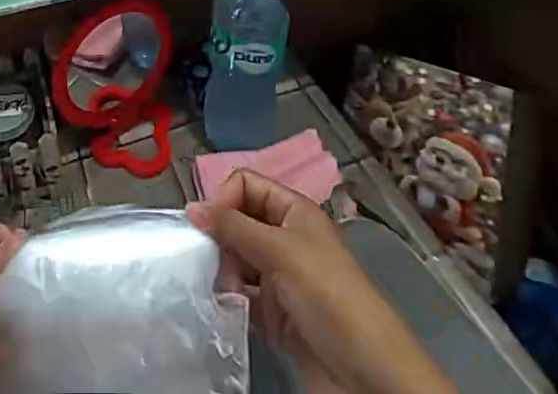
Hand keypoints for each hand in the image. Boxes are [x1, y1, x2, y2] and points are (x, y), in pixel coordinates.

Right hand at [187, 170, 455, 393]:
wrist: (366, 372)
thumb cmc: (328, 294)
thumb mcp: (280, 250)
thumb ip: (234, 227)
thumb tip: (191, 207)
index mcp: (293, 211)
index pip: (247, 184)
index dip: (225, 197)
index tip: (206, 224)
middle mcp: (284, 237)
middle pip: (237, 221)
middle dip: (220, 237)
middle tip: (209, 258)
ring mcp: (278, 276)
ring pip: (234, 258)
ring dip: (223, 270)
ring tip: (225, 289)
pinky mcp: (272, 313)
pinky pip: (239, 294)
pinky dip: (228, 298)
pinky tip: (226, 307)